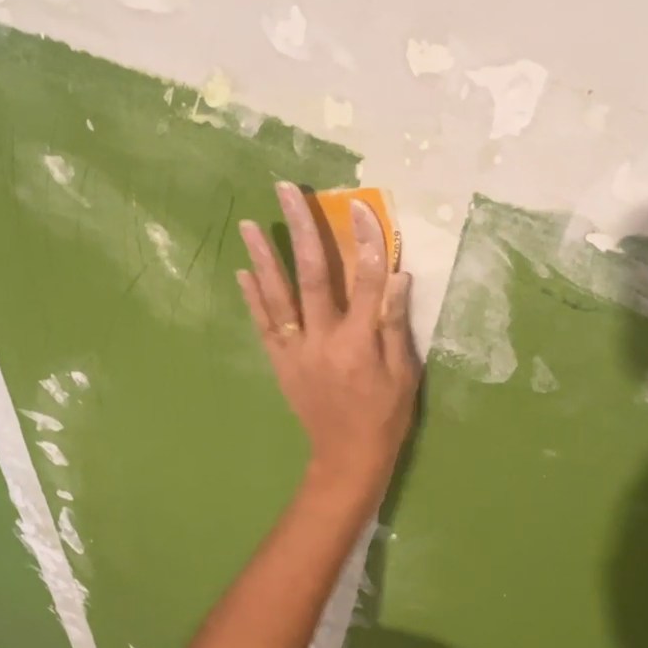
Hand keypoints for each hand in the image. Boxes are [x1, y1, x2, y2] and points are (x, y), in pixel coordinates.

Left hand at [236, 183, 418, 496]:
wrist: (347, 457)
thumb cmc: (385, 416)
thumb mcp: (405, 373)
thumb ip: (396, 324)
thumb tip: (398, 276)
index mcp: (360, 342)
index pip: (366, 280)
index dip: (366, 241)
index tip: (359, 205)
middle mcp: (324, 340)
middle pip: (312, 275)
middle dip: (301, 230)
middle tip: (286, 191)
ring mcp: (297, 352)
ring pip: (278, 297)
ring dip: (264, 258)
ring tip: (251, 223)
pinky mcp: (281, 363)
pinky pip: (264, 326)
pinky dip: (253, 298)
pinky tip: (243, 272)